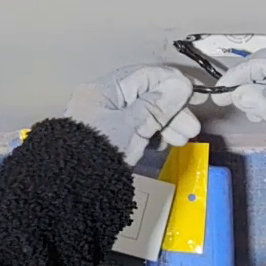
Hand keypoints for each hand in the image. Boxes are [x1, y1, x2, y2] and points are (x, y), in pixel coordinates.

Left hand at [65, 65, 201, 165]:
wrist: (72, 189)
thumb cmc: (96, 153)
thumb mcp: (132, 126)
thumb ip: (157, 105)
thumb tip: (181, 85)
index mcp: (105, 89)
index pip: (147, 76)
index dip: (173, 84)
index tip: (193, 95)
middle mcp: (105, 100)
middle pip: (148, 96)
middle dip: (173, 110)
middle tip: (190, 127)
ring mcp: (107, 120)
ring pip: (145, 114)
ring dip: (167, 124)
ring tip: (181, 139)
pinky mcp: (111, 138)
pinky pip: (138, 129)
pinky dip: (153, 134)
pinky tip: (162, 144)